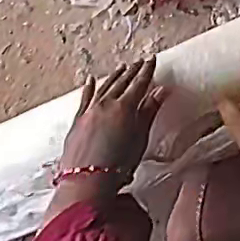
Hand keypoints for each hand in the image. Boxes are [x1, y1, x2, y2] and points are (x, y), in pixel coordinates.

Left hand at [56, 59, 167, 192]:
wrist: (85, 181)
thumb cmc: (117, 165)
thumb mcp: (139, 138)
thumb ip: (149, 112)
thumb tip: (161, 91)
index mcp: (124, 107)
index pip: (139, 83)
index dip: (147, 70)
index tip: (152, 59)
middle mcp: (106, 103)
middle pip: (122, 82)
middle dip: (132, 71)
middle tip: (139, 62)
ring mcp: (90, 110)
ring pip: (105, 87)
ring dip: (115, 76)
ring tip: (122, 67)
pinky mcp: (78, 120)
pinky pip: (85, 97)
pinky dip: (90, 87)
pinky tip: (91, 80)